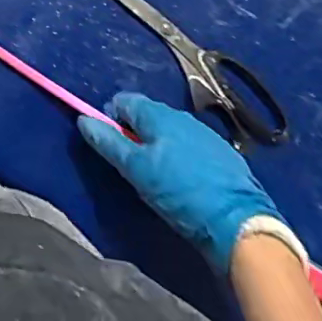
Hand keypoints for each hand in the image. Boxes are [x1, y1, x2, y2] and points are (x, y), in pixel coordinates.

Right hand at [78, 92, 288, 271]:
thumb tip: (84, 119)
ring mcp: (202, 131)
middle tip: (131, 167)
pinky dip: (178, 155)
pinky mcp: (219, 151)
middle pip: (145, 115)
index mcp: (158, 115)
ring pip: (168, 130)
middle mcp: (180, 115)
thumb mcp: (138, 171)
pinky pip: (188, 144)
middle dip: (133, 134)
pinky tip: (182, 181)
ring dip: (156, 145)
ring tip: (155, 177)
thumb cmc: (180, 193)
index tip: (110, 147)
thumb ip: (110, 144)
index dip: (110, 120)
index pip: (123, 101)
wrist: (237, 219)